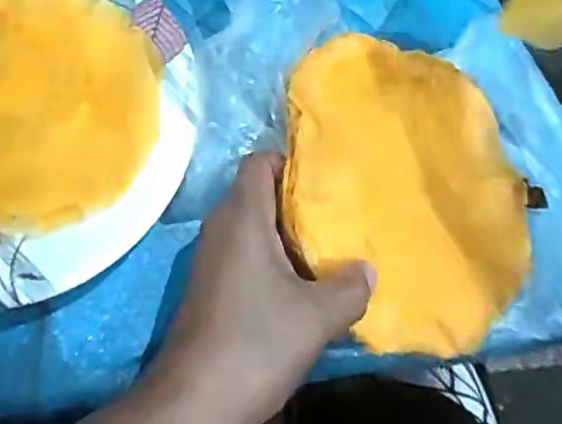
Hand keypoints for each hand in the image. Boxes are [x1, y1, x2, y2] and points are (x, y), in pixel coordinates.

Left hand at [91, 153, 373, 422]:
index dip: (287, 162)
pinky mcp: (208, 283)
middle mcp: (220, 224)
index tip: (319, 182)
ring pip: (250, 226)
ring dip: (283, 237)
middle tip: (332, 220)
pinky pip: (241, 252)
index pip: (258, 161)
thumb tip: (367, 270)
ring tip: (321, 255)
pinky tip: (295, 289)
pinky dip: (267, 260)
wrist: (194, 399)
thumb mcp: (314, 318)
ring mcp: (210, 255)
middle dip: (294, 204)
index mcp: (242, 214)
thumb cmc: (255, 340)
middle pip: (257, 192)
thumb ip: (347, 289)